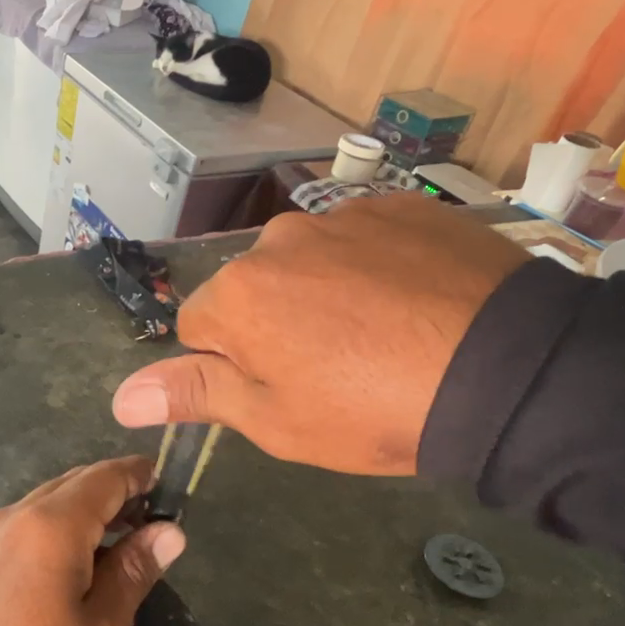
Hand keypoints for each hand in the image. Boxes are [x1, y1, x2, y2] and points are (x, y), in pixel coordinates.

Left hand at [0, 457, 186, 625]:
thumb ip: (135, 569)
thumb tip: (170, 531)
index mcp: (51, 527)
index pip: (105, 478)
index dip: (140, 476)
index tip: (168, 489)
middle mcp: (15, 516)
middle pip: (74, 483)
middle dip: (114, 492)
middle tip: (149, 522)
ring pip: (47, 500)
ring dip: (84, 510)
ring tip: (116, 543)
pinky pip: (24, 522)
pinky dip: (55, 526)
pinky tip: (72, 560)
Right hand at [112, 197, 528, 474]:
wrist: (505, 373)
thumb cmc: (371, 410)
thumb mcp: (274, 420)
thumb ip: (195, 394)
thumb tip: (120, 395)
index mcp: (238, 294)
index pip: (199, 329)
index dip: (233, 366)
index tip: (282, 391)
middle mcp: (280, 239)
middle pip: (253, 289)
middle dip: (274, 324)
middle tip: (334, 370)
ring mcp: (346, 214)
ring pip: (308, 262)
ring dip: (323, 293)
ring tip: (381, 337)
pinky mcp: (404, 205)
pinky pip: (362, 240)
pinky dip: (373, 268)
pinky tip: (413, 304)